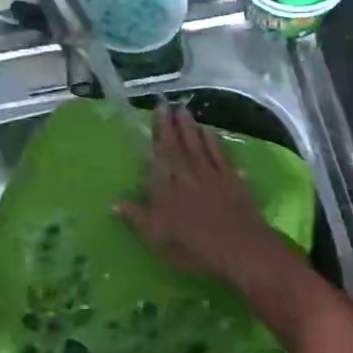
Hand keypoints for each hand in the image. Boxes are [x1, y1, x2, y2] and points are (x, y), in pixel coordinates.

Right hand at [117, 105, 292, 285]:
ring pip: (199, 146)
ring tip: (185, 112)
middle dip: (172, 125)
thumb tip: (114, 202)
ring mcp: (211, 175)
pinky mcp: (233, 180)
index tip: (157, 113)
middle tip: (168, 105)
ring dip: (191, 128)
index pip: (159, 155)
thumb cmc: (192, 247)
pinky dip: (214, 142)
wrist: (238, 247)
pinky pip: (220, 155)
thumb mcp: (157, 237)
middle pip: (178, 146)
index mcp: (166, 188)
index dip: (158, 134)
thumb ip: (137, 217)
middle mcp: (187, 175)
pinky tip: (211, 131)